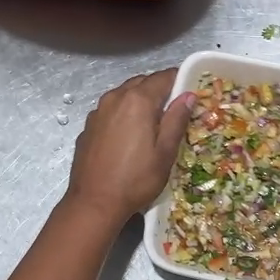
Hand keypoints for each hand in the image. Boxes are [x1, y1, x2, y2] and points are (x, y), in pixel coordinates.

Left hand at [64, 69, 192, 222]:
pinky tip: (130, 136)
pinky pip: (111, 110)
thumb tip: (188, 95)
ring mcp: (98, 112)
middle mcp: (115, 98)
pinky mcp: (89, 127)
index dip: (179, 80)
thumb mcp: (165, 152)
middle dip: (160, 90)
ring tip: (154, 122)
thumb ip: (177, 119)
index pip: (163, 77)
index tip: (191, 91)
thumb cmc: (136, 179)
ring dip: (141, 101)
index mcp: (138, 101)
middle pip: (142, 82)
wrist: (94, 202)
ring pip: (124, 95)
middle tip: (175, 109)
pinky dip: (124, 114)